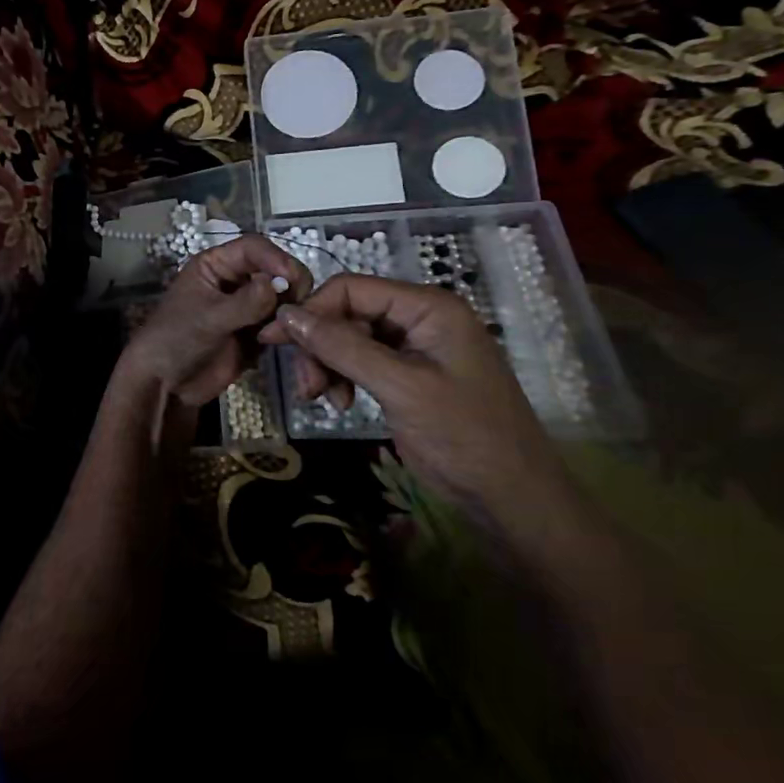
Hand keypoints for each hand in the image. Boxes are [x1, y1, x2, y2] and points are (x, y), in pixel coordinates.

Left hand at [120, 234, 312, 405]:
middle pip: (274, 270)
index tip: (292, 279)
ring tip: (284, 330)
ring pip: (282, 298)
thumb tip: (276, 284)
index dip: (275, 258)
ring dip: (290, 311)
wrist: (165, 384)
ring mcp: (246, 307)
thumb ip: (245, 302)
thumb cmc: (175, 341)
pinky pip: (281, 324)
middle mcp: (233, 281)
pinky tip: (282, 341)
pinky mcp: (254, 333)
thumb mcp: (208, 318)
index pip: (253, 248)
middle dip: (289, 285)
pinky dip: (286, 330)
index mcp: (214, 265)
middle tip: (297, 307)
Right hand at [259, 274, 568, 516]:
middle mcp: (417, 319)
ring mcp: (410, 348)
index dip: (311, 311)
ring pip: (344, 339)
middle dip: (317, 346)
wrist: (508, 493)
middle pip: (344, 314)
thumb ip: (342, 347)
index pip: (350, 289)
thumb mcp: (400, 386)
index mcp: (427, 308)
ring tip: (319, 399)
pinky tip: (338, 404)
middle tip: (306, 387)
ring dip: (324, 366)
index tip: (275, 341)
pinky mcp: (402, 375)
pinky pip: (355, 362)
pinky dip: (339, 379)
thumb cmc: (464, 433)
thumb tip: (286, 315)